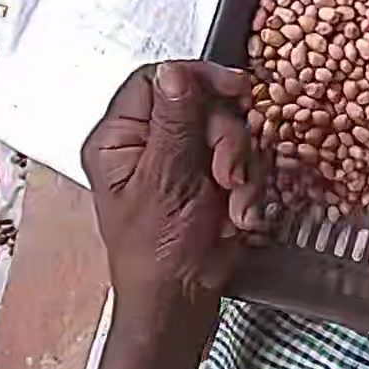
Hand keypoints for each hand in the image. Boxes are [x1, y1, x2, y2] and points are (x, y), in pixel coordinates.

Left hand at [81, 61, 262, 301]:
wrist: (183, 297)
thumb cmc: (158, 247)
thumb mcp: (165, 181)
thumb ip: (174, 124)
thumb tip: (175, 71)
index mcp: (121, 137)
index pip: (157, 81)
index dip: (196, 78)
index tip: (235, 86)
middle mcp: (153, 142)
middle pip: (203, 107)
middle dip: (225, 141)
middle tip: (227, 175)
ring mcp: (186, 161)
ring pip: (229, 135)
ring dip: (240, 169)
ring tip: (234, 204)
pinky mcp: (214, 178)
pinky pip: (242, 163)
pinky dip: (247, 189)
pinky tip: (239, 215)